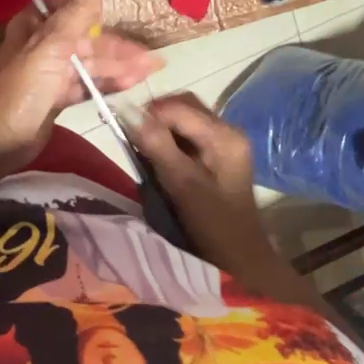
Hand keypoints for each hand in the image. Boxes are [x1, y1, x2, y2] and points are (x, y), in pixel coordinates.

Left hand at [0, 0, 161, 165]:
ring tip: (151, 71)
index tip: (135, 12)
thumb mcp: (52, 45)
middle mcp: (44, 44)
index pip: (75, 7)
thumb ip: (79, 10)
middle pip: (89, 39)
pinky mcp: (58, 96)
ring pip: (91, 63)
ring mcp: (52, 71)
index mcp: (36, 24)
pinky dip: (108, 84)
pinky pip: (88, 84)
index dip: (104, 8)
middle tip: (153, 58)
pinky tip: (132, 84)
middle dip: (120, 48)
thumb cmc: (23, 88)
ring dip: (120, 67)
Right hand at [128, 94, 273, 264]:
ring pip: (185, 118)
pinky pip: (189, 133)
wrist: (240, 257)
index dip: (148, 114)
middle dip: (155, 117)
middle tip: (131, 138)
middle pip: (184, 106)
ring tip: (141, 146)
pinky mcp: (219, 153)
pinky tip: (157, 156)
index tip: (122, 130)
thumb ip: (156, 145)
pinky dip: (169, 138)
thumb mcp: (181, 184)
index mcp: (225, 136)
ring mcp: (226, 141)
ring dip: (160, 127)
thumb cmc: (213, 224)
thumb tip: (127, 111)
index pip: (179, 108)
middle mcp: (229, 130)